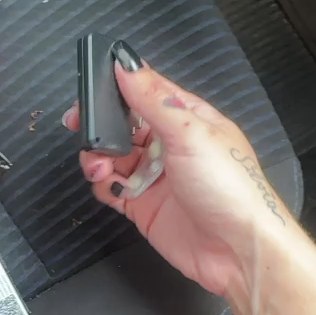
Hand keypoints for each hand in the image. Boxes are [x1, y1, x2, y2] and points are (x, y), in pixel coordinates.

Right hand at [65, 46, 305, 299]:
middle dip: (100, 126)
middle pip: (123, 126)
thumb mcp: (190, 132)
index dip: (116, 88)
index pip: (145, 92)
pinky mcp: (143, 206)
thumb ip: (153, 99)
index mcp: (187, 119)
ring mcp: (155, 177)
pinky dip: (102, 184)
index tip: (89, 89)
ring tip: (97, 166)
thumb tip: (125, 64)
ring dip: (97, 157)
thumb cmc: (229, 187)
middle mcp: (169, 145)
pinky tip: (106, 184)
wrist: (236, 250)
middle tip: (80, 127)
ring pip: (112, 157)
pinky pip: (111, 189)